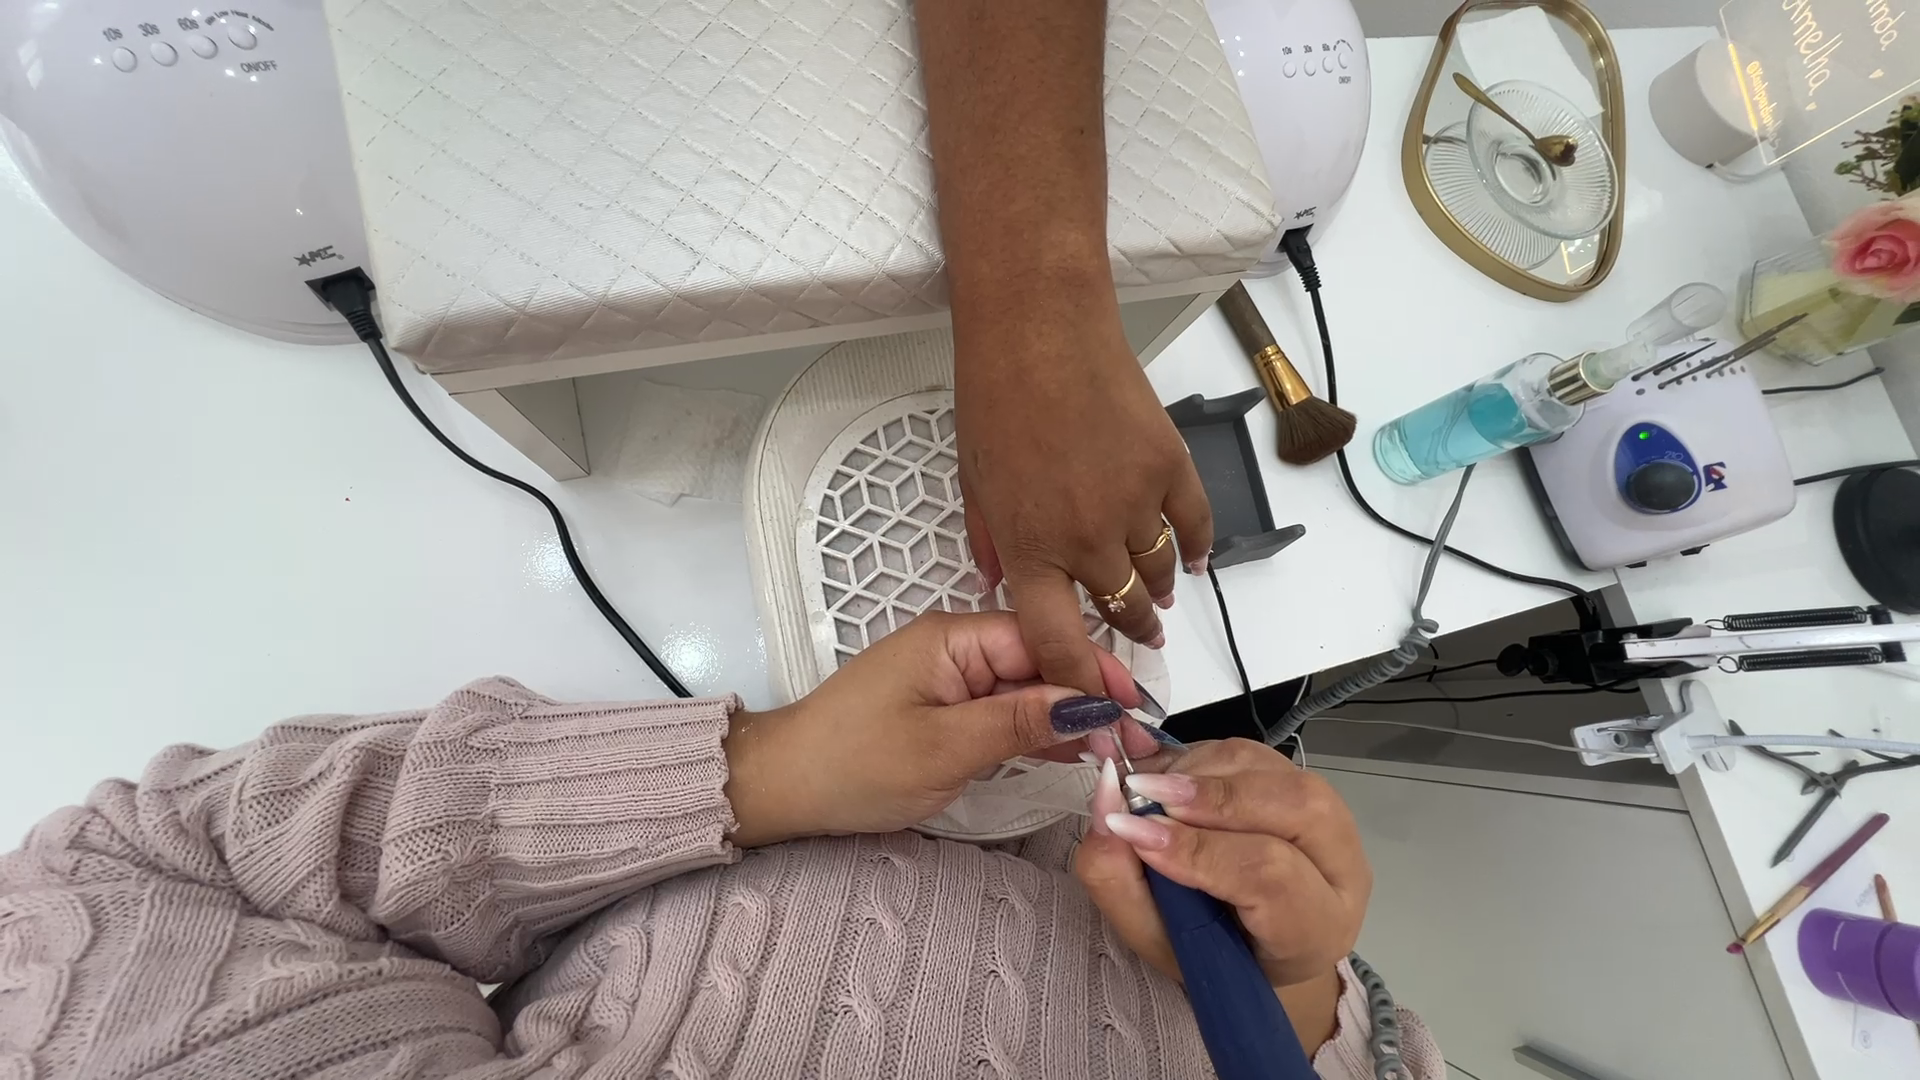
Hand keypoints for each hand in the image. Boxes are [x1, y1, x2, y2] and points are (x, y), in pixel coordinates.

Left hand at [723, 611, 1163, 846]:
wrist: (787, 786)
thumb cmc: (855, 763)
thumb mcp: (946, 747)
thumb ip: (1020, 721)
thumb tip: (1089, 705)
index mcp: (953, 637)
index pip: (1040, 639)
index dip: (1091, 671)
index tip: (1135, 707)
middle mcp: (956, 646)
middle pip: (1038, 662)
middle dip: (1087, 699)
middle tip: (1135, 741)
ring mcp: (951, 676)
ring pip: (1025, 688)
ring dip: (1067, 718)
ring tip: (1117, 751)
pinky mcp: (946, 704)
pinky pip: (1002, 709)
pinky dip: (1034, 729)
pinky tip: (1073, 749)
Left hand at [954, 290, 1212, 695]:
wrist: (1038, 329)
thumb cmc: (993, 399)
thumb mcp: (973, 482)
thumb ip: (992, 542)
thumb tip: (1004, 582)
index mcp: (1029, 548)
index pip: (1058, 643)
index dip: (1079, 681)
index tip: (1095, 697)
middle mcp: (1086, 540)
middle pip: (1123, 610)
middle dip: (1131, 631)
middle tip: (1138, 637)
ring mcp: (1135, 504)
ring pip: (1163, 572)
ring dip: (1162, 592)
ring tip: (1162, 599)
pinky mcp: (1171, 467)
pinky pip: (1197, 525)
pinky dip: (1200, 548)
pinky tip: (1195, 560)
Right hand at [1073, 739, 1371, 1051]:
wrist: (1243, 936)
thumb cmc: (1204, 948)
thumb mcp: (1152, 938)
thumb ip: (1119, 880)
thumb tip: (1104, 807)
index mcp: (1315, 928)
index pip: (1271, 877)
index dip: (1199, 850)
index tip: (1131, 831)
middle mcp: (1341, 867)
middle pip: (1295, 806)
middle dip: (1210, 794)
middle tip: (1141, 792)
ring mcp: (1326, 814)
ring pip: (1268, 767)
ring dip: (1197, 769)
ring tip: (1145, 788)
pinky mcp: (1294, 777)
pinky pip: (1247, 750)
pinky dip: (1196, 756)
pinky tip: (1163, 780)